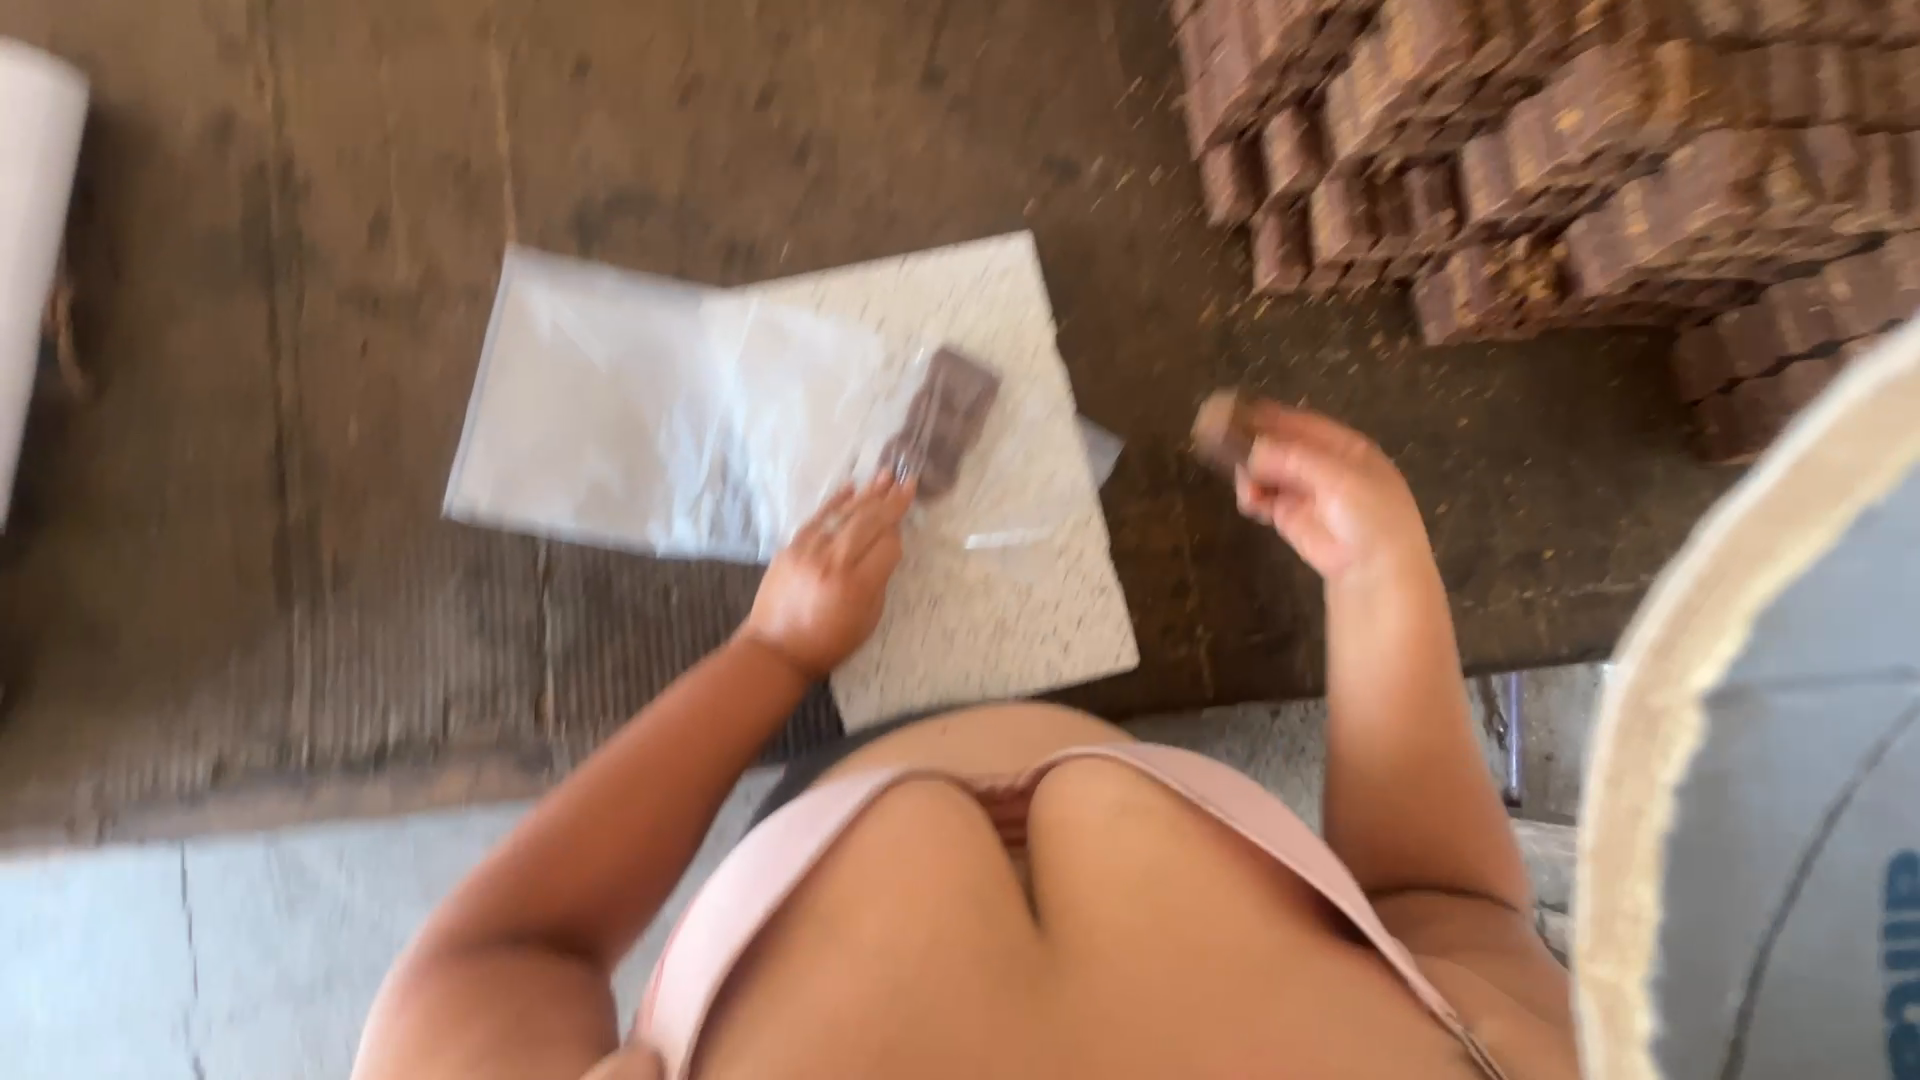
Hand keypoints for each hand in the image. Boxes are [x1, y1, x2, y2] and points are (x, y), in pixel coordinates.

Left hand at [740, 473, 915, 677]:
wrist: (776, 649)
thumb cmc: (829, 642)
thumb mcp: (868, 618)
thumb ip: (879, 579)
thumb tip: (886, 546)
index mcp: (857, 585)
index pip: (888, 546)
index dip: (898, 536)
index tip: (903, 531)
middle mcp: (833, 562)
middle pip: (869, 523)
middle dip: (891, 502)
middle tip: (908, 482)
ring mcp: (809, 551)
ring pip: (844, 514)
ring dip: (868, 494)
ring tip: (886, 475)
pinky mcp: (791, 547)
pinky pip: (818, 518)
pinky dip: (836, 502)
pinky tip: (852, 487)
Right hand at [1232, 402, 1431, 582]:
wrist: (1373, 568)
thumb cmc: (1369, 514)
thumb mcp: (1340, 477)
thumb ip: (1295, 459)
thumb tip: (1252, 450)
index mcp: (1342, 447)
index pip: (1300, 424)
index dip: (1268, 417)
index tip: (1235, 412)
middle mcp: (1321, 464)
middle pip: (1278, 446)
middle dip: (1252, 446)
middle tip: (1219, 443)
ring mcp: (1303, 490)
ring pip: (1265, 471)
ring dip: (1250, 475)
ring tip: (1248, 489)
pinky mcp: (1287, 515)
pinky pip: (1261, 497)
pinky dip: (1251, 497)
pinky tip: (1250, 502)